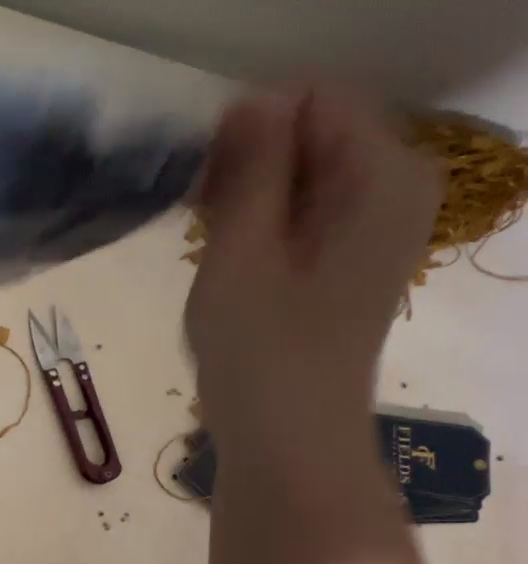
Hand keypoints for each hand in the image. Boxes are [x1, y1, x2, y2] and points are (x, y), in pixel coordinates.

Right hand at [184, 88, 439, 457]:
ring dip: (245, 198)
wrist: (287, 436)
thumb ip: (251, 171)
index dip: (245, 132)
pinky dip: (259, 223)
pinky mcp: (349, 254)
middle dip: (246, 164)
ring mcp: (376, 222)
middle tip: (196, 224)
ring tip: (210, 250)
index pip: (311, 101)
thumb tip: (249, 99)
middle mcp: (395, 186)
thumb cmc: (260, 350)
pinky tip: (230, 265)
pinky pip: (302, 207)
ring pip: (300, 173)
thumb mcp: (241, 254)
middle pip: (310, 133)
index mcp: (383, 175)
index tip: (198, 187)